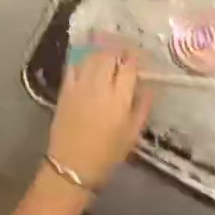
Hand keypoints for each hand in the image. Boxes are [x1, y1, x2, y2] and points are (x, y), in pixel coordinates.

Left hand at [48, 48, 153, 190]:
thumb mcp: (132, 134)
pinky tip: (87, 60)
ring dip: (101, 51)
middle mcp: (99, 86)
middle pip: (109, 55)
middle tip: (124, 49)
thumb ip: (142, 107)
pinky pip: (74, 66)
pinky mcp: (65, 90)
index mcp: (119, 98)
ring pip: (91, 57)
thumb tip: (149, 87)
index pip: (129, 66)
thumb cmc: (107, 154)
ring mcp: (80, 86)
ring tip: (108, 51)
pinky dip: (82, 59)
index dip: (135, 56)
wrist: (72, 166)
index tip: (139, 55)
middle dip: (118, 49)